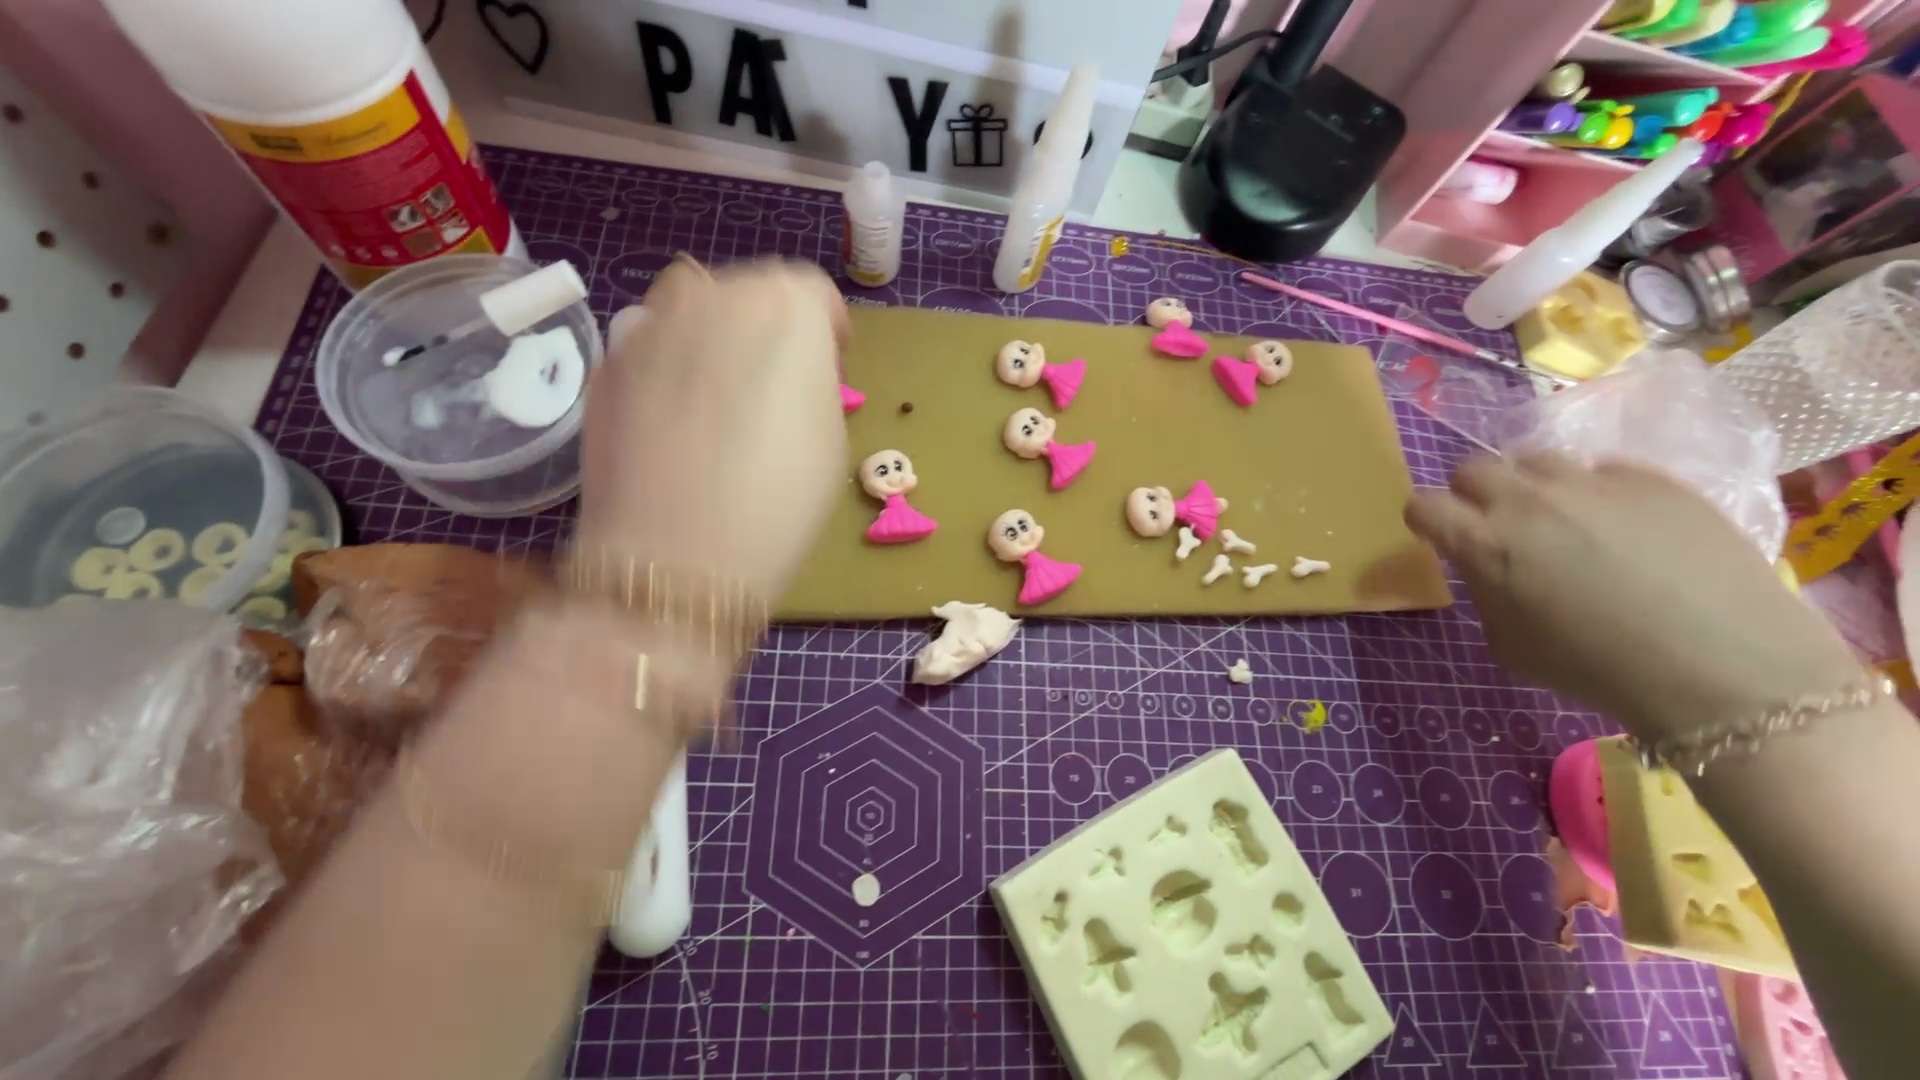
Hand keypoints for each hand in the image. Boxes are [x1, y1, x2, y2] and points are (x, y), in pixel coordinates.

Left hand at [577, 258, 848, 599]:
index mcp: (787, 305)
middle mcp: (716, 293)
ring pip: (692, 307)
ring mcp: (651, 322)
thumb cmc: (779, 499)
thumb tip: (788, 373)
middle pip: (750, 291)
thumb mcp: (830, 436)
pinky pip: (649, 345)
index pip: (814, 294)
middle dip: (767, 328)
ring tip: (716, 393)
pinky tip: (671, 418)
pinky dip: (666, 366)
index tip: (828, 368)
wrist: (676, 554)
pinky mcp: (607, 361)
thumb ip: (811, 381)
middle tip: (771, 384)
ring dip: (712, 334)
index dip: (826, 332)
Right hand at [1405, 454, 1861, 742]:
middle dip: (1473, 496)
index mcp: (1485, 543)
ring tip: (1560, 521)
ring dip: (1532, 486)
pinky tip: (1622, 529)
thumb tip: (1491, 567)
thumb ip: (1486, 592)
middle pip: (1474, 469)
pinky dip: (1596, 492)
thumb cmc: (1598, 669)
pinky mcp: (1654, 479)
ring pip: (1536, 459)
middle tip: (1497, 528)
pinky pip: (1604, 470)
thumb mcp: (1509, 645)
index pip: (1423, 505)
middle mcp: (1529, 500)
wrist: (1724, 668)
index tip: (1440, 539)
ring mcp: (1594, 483)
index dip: (1426, 522)